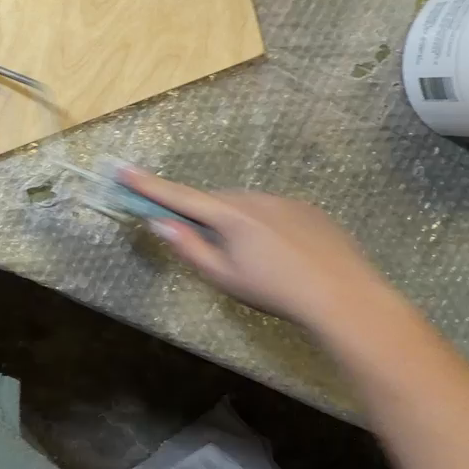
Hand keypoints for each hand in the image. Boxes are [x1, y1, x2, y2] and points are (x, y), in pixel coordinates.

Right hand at [118, 166, 396, 331]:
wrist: (346, 298)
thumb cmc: (274, 291)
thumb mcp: (222, 276)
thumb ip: (188, 247)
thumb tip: (161, 223)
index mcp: (230, 215)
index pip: (179, 196)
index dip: (148, 185)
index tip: (123, 169)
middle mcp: (256, 199)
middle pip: (212, 200)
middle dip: (198, 213)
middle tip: (194, 237)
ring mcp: (286, 202)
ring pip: (243, 205)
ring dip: (231, 220)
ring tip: (243, 253)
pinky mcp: (310, 211)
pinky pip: (271, 210)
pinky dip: (260, 224)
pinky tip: (274, 252)